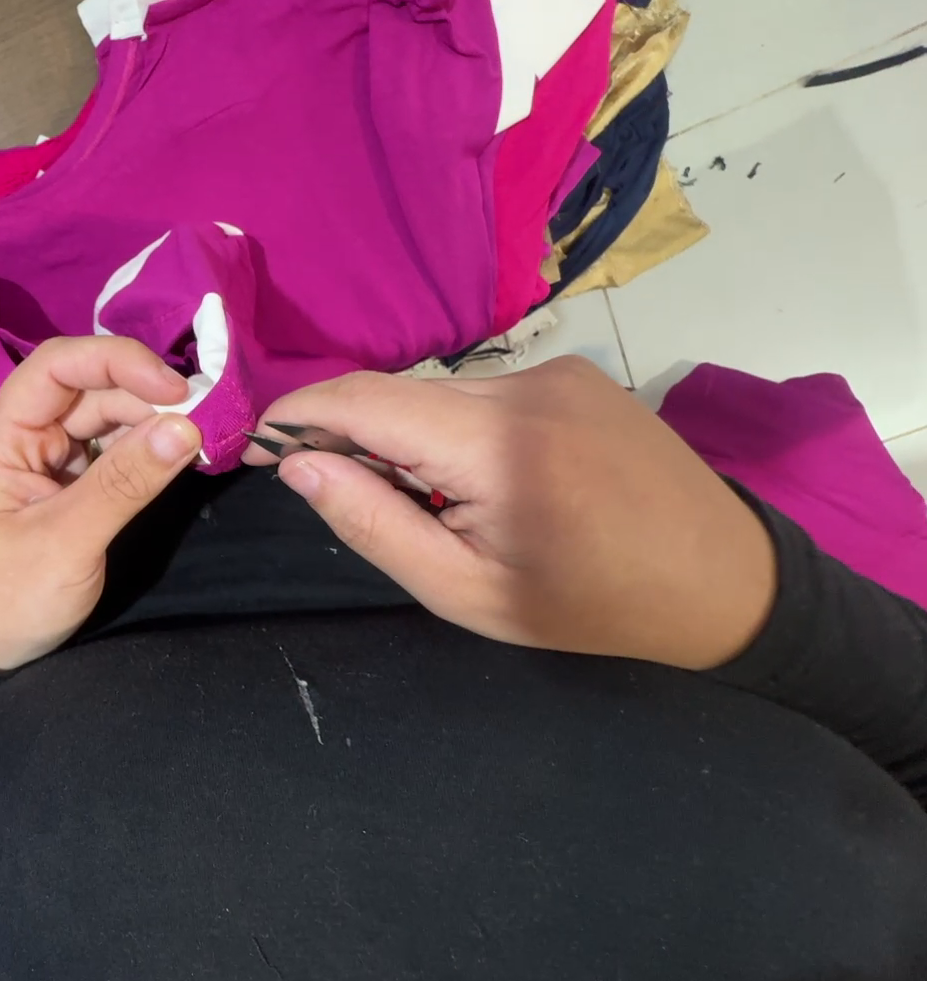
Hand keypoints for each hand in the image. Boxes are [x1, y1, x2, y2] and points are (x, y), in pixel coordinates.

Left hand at [0, 336, 201, 669]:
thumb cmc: (10, 599)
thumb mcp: (66, 543)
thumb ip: (123, 484)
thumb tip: (186, 427)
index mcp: (2, 439)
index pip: (55, 367)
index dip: (114, 361)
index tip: (174, 388)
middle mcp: (25, 437)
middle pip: (88, 388)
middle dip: (145, 394)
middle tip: (204, 420)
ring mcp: (49, 459)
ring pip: (106, 416)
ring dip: (151, 419)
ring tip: (199, 438)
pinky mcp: (72, 483)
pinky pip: (113, 449)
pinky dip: (147, 447)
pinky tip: (177, 454)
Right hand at [245, 357, 776, 670]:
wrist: (727, 586)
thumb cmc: (582, 605)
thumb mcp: (458, 589)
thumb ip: (369, 521)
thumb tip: (296, 463)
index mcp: (498, 446)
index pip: (362, 400)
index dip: (294, 414)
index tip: (252, 444)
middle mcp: (526, 387)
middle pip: (391, 394)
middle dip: (338, 431)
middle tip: (317, 483)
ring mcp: (556, 374)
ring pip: (428, 393)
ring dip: (392, 434)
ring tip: (407, 495)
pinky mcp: (571, 377)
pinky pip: (468, 394)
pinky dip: (436, 428)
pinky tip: (459, 475)